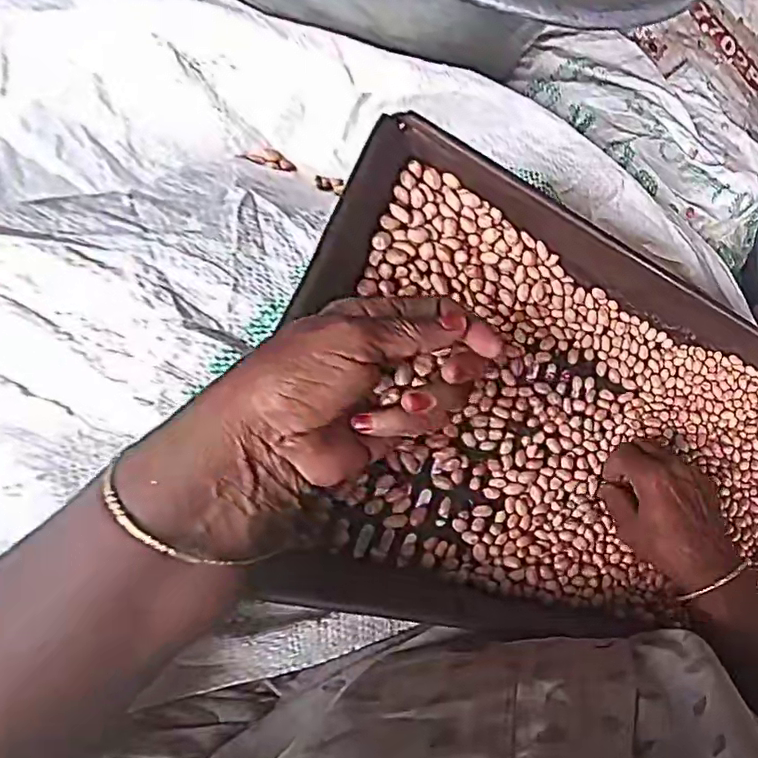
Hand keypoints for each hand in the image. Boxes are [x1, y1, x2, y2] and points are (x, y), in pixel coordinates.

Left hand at [117, 296, 510, 559]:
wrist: (265, 441)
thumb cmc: (293, 378)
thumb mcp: (353, 337)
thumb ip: (414, 329)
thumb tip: (459, 321)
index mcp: (373, 320)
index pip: (437, 315)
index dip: (468, 328)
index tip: (492, 346)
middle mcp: (390, 353)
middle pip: (453, 355)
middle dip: (455, 368)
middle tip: (450, 376)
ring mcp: (396, 391)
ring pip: (447, 393)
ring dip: (423, 401)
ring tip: (394, 404)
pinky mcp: (397, 425)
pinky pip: (427, 422)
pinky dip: (401, 423)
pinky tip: (369, 425)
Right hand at [597, 440, 742, 594]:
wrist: (706, 560)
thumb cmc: (667, 548)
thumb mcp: (630, 529)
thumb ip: (615, 502)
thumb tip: (610, 489)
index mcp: (652, 477)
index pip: (623, 452)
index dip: (611, 466)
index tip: (612, 482)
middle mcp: (674, 467)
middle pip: (644, 444)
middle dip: (629, 458)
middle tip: (624, 480)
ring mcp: (692, 472)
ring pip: (664, 452)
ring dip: (649, 463)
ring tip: (644, 489)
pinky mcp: (704, 481)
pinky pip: (681, 465)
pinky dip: (668, 472)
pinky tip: (666, 495)